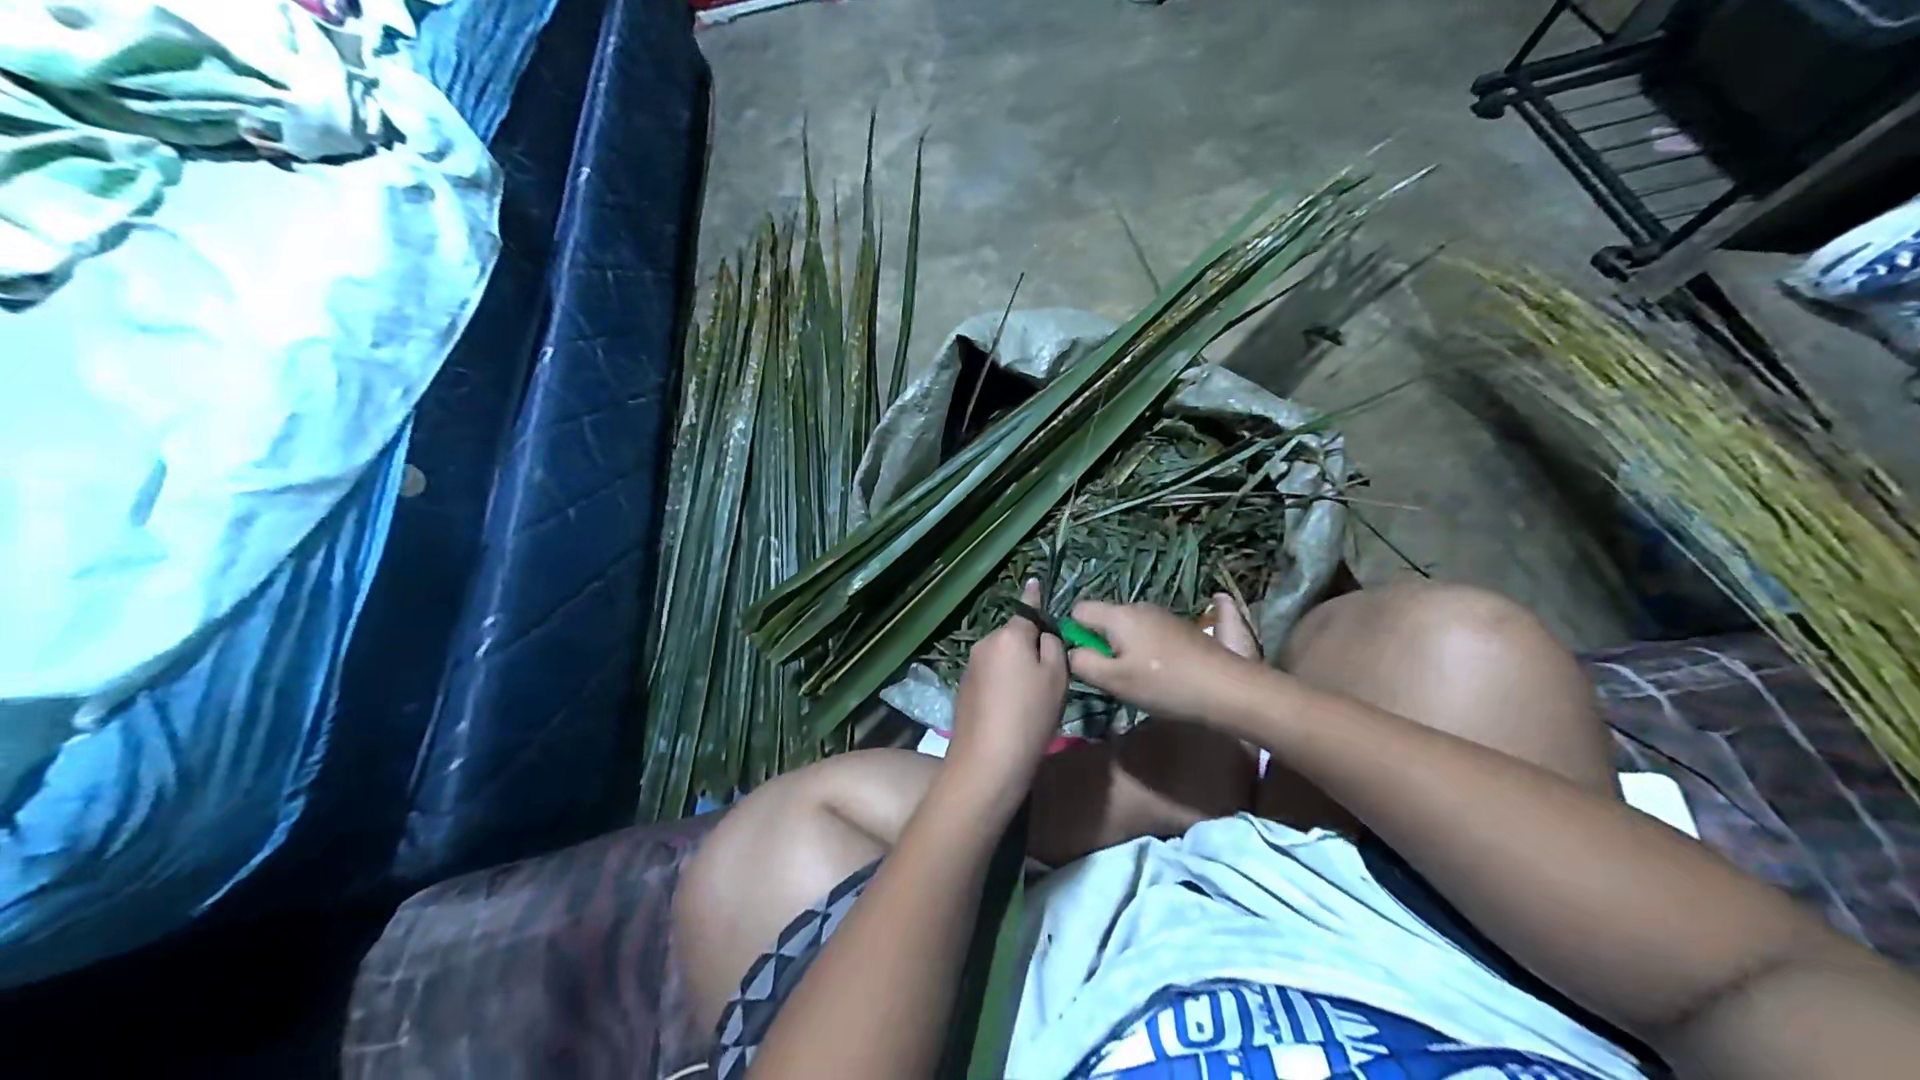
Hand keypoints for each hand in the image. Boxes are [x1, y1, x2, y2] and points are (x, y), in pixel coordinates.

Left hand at [945, 581, 1068, 802]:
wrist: (988, 761)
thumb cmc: (1030, 715)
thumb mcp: (1057, 677)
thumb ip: (1053, 646)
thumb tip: (1042, 635)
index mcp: (1008, 636)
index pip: (1026, 609)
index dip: (1035, 597)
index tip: (1035, 582)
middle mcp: (985, 644)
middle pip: (1014, 636)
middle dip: (1030, 646)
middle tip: (1050, 676)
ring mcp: (971, 667)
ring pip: (1002, 656)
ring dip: (1016, 666)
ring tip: (1032, 698)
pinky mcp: (964, 688)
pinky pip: (991, 675)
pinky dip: (1003, 682)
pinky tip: (1012, 708)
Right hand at [1067, 595, 1266, 724]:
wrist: (1228, 688)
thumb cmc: (1165, 684)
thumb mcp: (1115, 680)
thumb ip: (1083, 663)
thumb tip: (1071, 652)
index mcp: (1119, 614)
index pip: (1079, 610)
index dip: (1075, 633)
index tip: (1087, 660)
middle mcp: (1139, 607)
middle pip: (1104, 619)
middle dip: (1101, 644)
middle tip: (1113, 676)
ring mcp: (1162, 615)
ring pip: (1126, 629)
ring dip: (1124, 650)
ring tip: (1138, 679)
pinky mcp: (1179, 628)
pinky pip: (1147, 634)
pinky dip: (1144, 651)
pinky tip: (1159, 675)